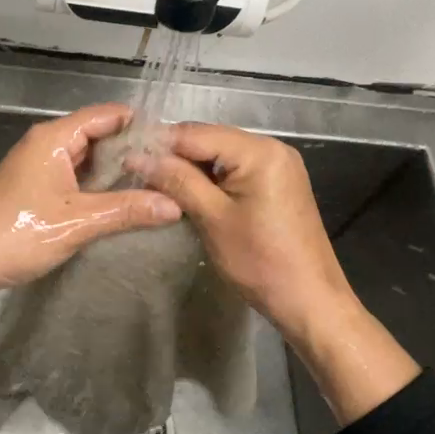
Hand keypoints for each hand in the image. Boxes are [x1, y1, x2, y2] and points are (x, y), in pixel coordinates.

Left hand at [0, 103, 180, 368]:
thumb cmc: (17, 234)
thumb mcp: (78, 222)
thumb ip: (128, 210)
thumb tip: (175, 205)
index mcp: (53, 138)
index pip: (106, 115)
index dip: (140, 124)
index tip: (174, 144)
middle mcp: (46, 144)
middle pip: (99, 135)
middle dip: (133, 150)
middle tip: (172, 169)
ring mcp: (38, 167)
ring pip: (87, 159)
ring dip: (116, 172)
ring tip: (156, 187)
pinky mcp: (34, 189)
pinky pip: (75, 177)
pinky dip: (98, 187)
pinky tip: (121, 204)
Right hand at [127, 123, 418, 422]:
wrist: (310, 300)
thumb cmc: (261, 262)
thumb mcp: (212, 219)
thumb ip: (177, 181)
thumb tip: (138, 156)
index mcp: (260, 151)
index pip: (197, 133)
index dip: (159, 144)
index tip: (124, 155)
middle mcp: (273, 148)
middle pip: (210, 139)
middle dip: (174, 155)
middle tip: (135, 171)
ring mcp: (278, 165)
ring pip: (222, 154)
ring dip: (190, 167)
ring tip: (154, 182)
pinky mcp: (278, 184)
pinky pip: (236, 169)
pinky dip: (212, 178)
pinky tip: (188, 192)